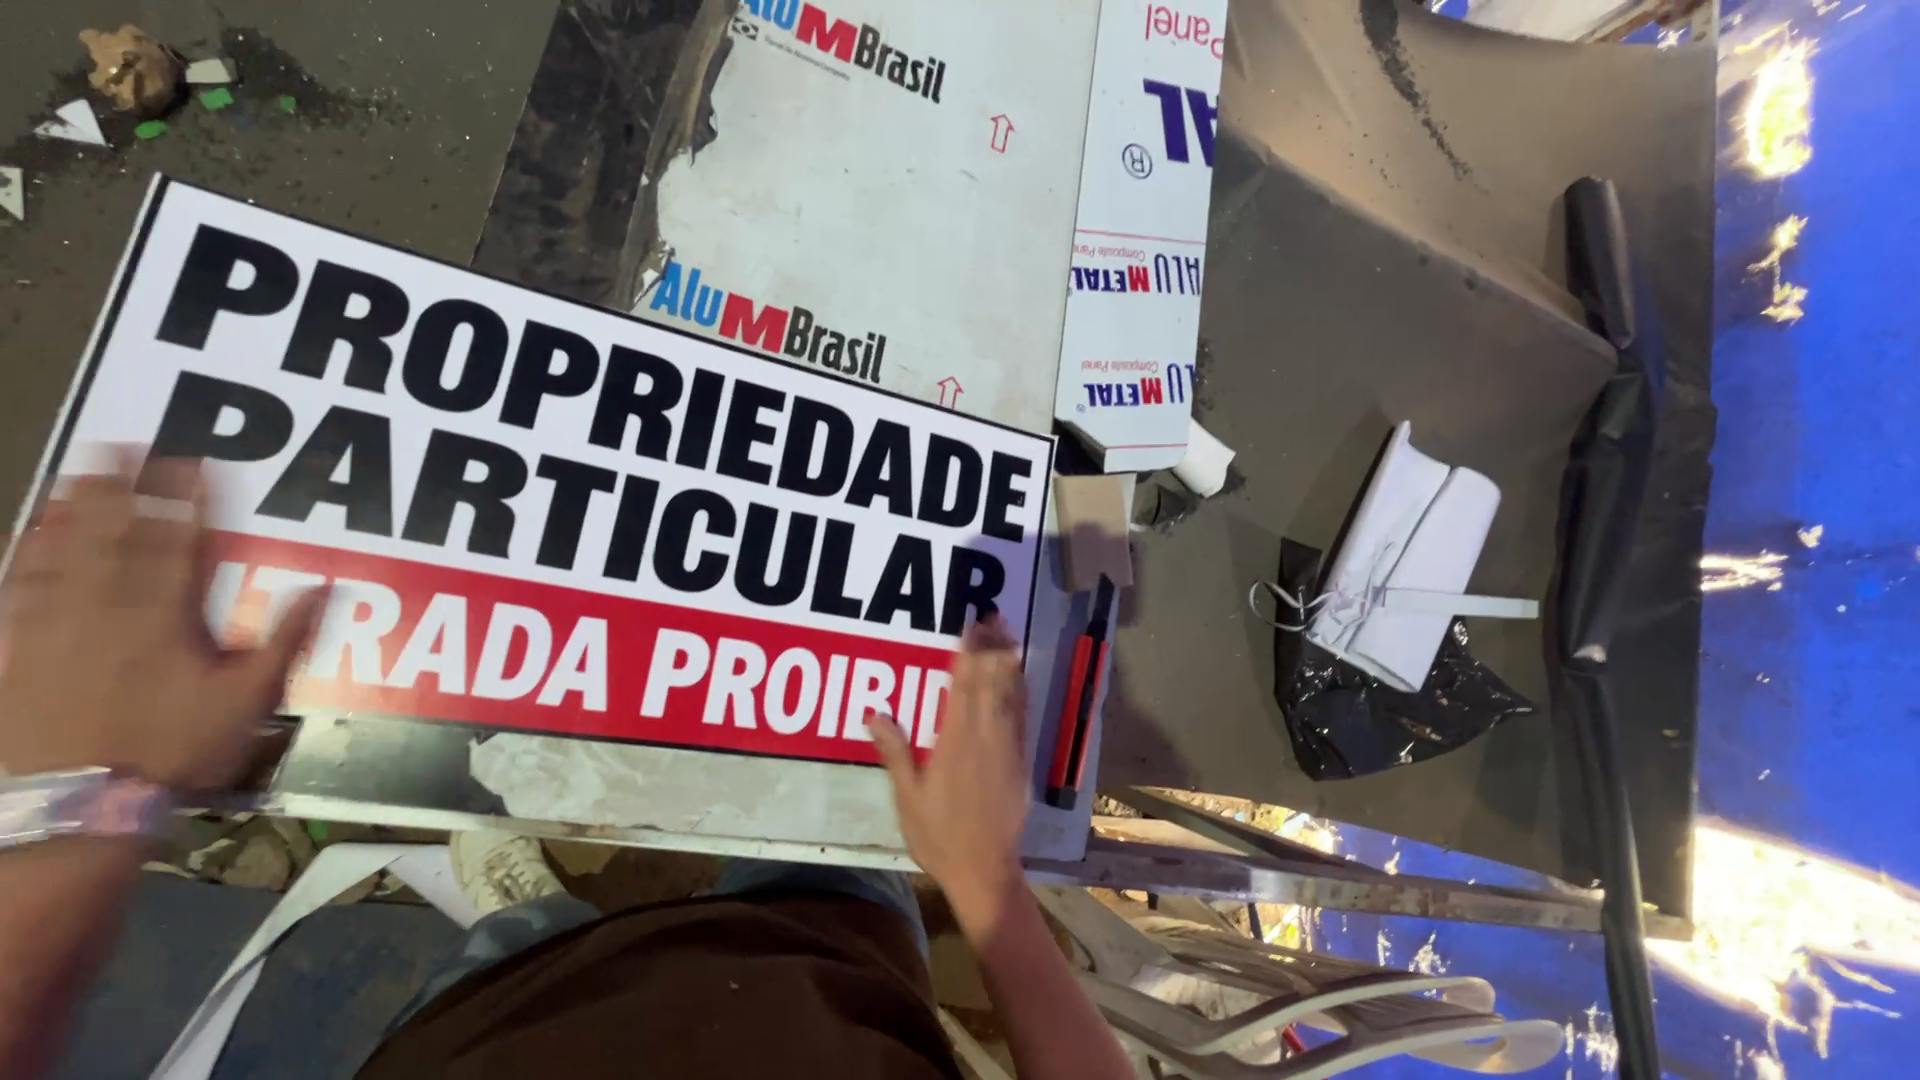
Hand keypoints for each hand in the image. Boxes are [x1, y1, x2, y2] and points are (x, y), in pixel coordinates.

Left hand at [0, 449, 324, 789]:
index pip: (180, 546)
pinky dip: (22, 558)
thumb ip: (283, 640)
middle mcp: (104, 613)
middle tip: (122, 444)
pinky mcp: (12, 654)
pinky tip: (26, 535)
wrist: (72, 807)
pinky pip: (15, 593)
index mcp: (164, 621)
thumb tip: (322, 588)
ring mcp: (51, 630)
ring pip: (61, 557)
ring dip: (71, 512)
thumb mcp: (248, 702)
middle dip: (123, 489)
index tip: (192, 461)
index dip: (187, 500)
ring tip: (79, 475)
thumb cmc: (174, 752)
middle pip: (115, 538)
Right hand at [870, 615, 1030, 941]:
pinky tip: (1018, 677)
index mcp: (956, 742)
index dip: (969, 651)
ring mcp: (1008, 747)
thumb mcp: (908, 798)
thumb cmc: (939, 836)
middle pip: (994, 680)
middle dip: (994, 645)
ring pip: (1013, 693)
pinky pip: (1022, 714)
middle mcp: (987, 736)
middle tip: (993, 614)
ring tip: (1008, 633)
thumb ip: (894, 753)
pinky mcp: (1021, 760)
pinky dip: (1020, 689)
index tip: (970, 623)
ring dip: (1010, 660)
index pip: (964, 685)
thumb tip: (875, 713)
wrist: (985, 870)